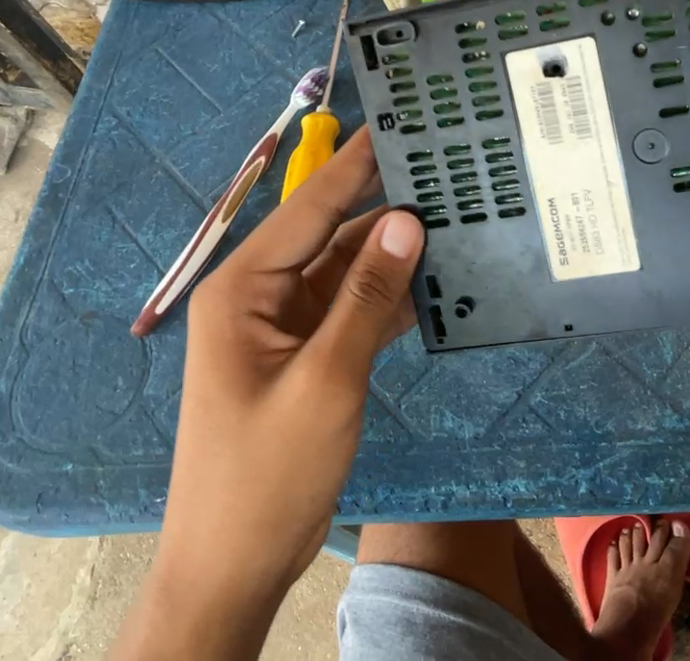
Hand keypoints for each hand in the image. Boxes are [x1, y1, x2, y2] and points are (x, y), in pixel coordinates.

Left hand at [112, 128, 422, 660]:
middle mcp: (260, 295)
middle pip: (330, 236)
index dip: (355, 164)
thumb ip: (366, 297)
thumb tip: (406, 222)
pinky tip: (434, 280)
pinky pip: (351, 310)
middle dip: (384, 208)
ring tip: (454, 218)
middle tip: (446, 172)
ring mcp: (284, 327)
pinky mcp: (306, 355)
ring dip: (393, 255)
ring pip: (346, 273)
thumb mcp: (325, 380)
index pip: (309, 208)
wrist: (235, 564)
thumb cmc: (267, 472)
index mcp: (242, 288)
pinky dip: (388, 298)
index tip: (399, 124)